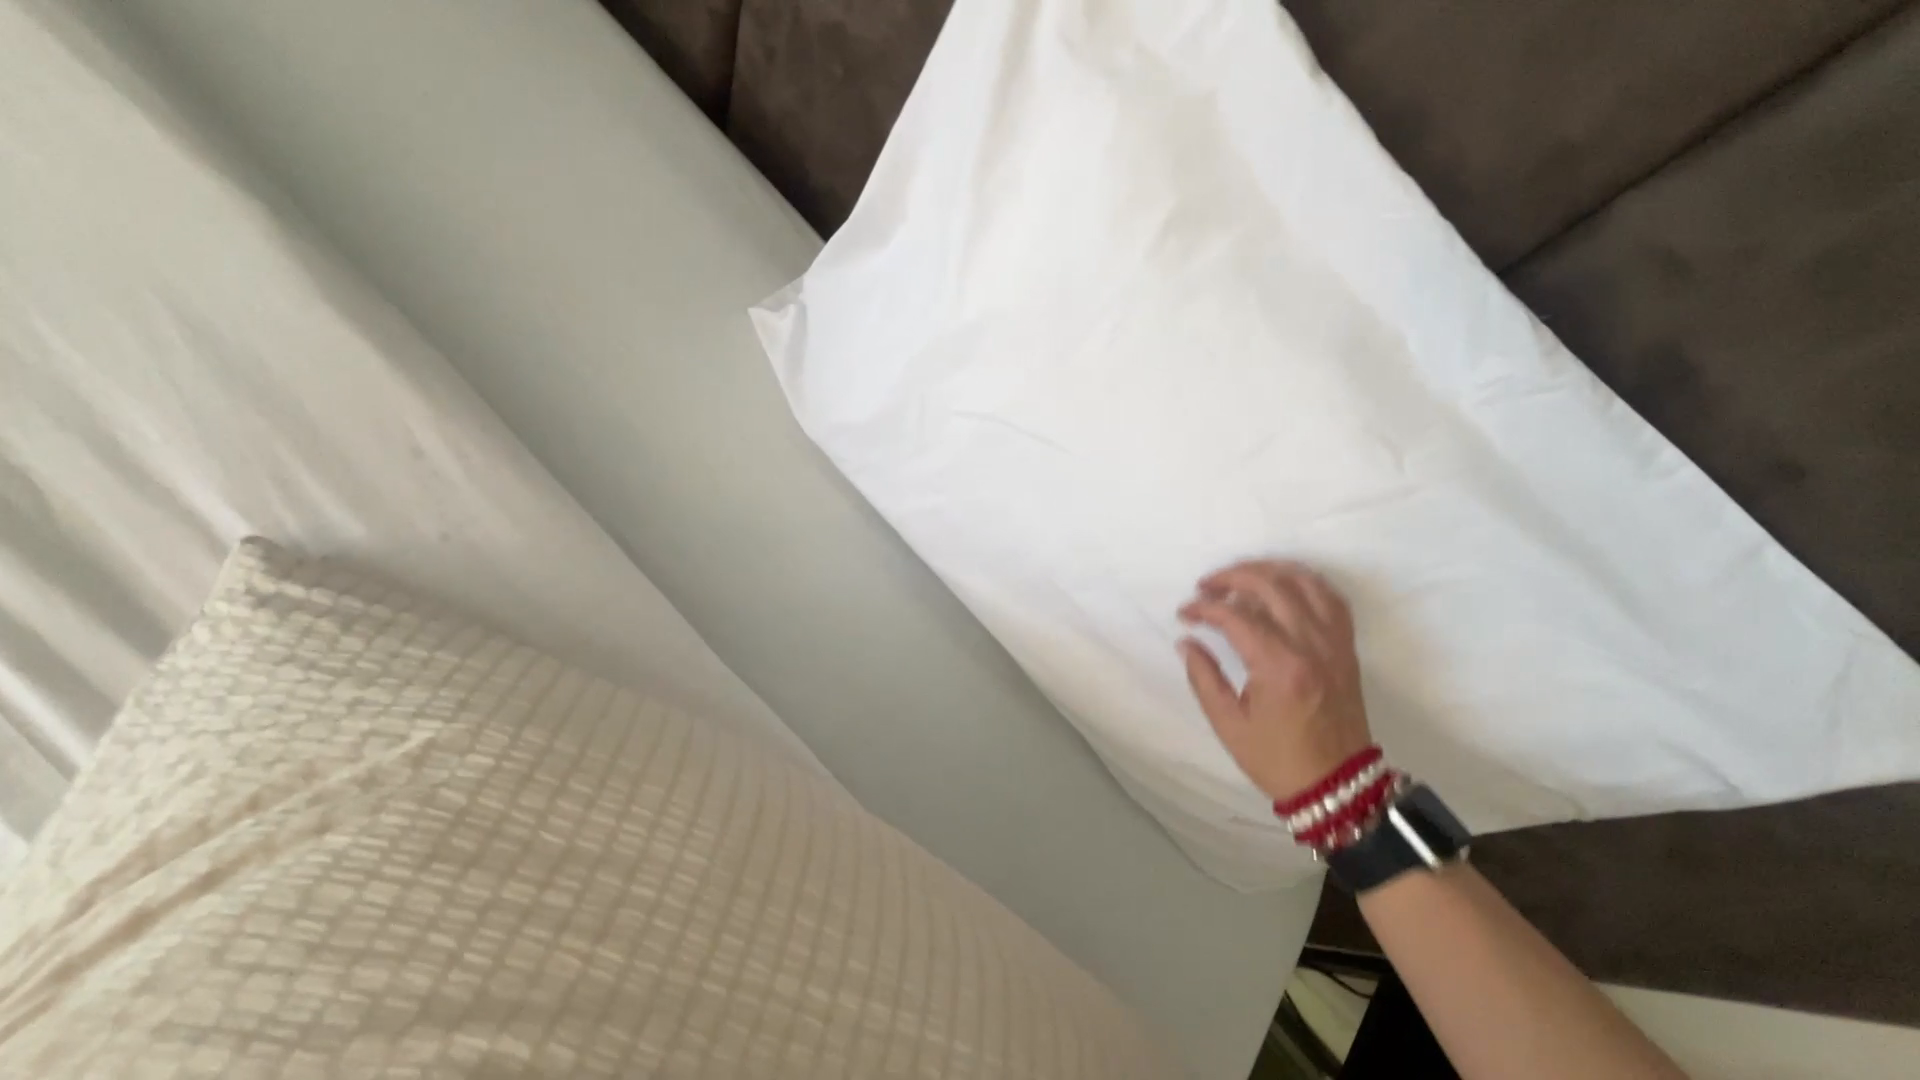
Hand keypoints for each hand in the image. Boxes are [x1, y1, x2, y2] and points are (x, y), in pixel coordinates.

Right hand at [1178, 560, 1373, 801]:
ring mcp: (1334, 642)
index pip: (1236, 616)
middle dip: (1232, 577)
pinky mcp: (1346, 647)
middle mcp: (1310, 644)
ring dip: (1268, 570)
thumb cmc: (1276, 759)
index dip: (1205, 608)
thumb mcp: (1228, 725)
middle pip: (1270, 585)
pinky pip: (1331, 598)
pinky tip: (1283, 585)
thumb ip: (1204, 677)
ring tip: (1241, 576)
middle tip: (1206, 586)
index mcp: (1278, 667)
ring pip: (1304, 582)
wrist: (1337, 784)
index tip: (1185, 613)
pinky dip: (1305, 583)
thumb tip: (1187, 641)